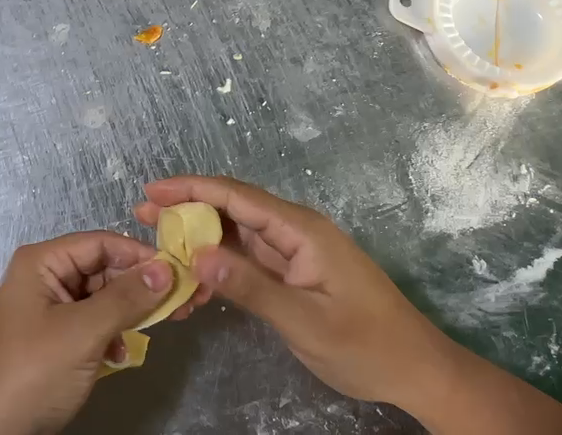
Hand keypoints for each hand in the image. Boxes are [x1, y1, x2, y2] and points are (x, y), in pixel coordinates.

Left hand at [0, 231, 174, 434]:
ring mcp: (47, 308)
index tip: (179, 271)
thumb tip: (165, 267)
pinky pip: (90, 323)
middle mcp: (43, 277)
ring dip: (128, 312)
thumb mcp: (84, 332)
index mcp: (41, 262)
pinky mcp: (53, 338)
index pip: (99, 243)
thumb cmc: (35, 371)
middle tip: (181, 303)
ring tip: (163, 325)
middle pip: (101, 269)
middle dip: (139, 286)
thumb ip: (126, 298)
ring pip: (99, 297)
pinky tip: (122, 354)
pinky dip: (110, 334)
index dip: (138, 254)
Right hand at [137, 176, 452, 407]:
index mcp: (300, 229)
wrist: (418, 372)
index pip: (236, 196)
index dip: (191, 189)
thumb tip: (198, 254)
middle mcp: (294, 230)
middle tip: (143, 217)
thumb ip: (251, 287)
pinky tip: (197, 284)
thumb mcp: (306, 321)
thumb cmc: (367, 344)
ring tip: (160, 247)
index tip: (151, 193)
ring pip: (235, 232)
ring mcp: (294, 251)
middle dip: (186, 208)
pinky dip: (219, 266)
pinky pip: (247, 258)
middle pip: (231, 207)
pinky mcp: (293, 271)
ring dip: (199, 238)